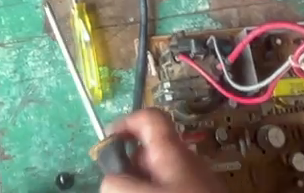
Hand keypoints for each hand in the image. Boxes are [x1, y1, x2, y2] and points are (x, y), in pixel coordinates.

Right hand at [101, 110, 226, 192]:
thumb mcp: (145, 192)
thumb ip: (119, 181)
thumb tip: (108, 179)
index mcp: (172, 149)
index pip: (148, 117)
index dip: (125, 123)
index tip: (107, 141)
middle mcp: (186, 160)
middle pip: (149, 151)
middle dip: (129, 166)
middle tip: (117, 185)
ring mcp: (196, 182)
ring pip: (160, 175)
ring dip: (141, 183)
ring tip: (129, 192)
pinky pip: (174, 186)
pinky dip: (158, 190)